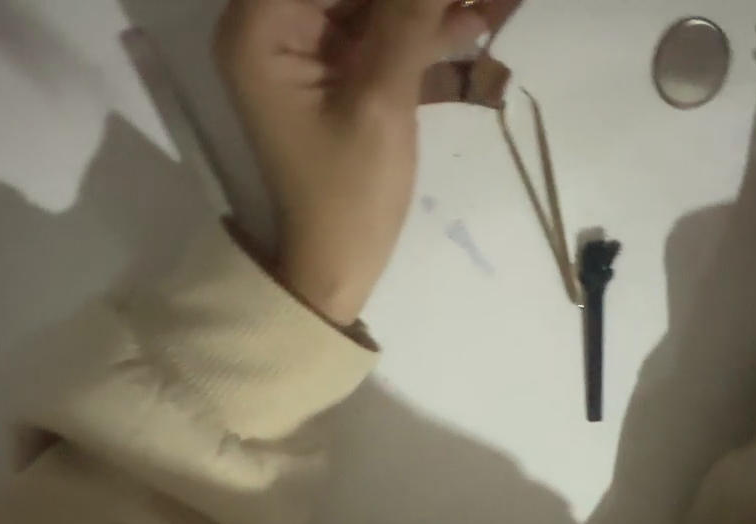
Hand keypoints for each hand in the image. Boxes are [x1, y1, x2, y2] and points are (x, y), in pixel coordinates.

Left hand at [216, 0, 486, 325]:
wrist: (338, 265)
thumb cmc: (349, 195)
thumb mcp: (380, 101)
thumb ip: (409, 16)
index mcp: (260, 26)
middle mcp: (275, 24)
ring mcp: (309, 48)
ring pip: (378, 3)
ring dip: (433, 4)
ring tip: (495, 1)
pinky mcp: (339, 73)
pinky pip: (387, 31)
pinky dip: (430, 28)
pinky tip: (486, 15)